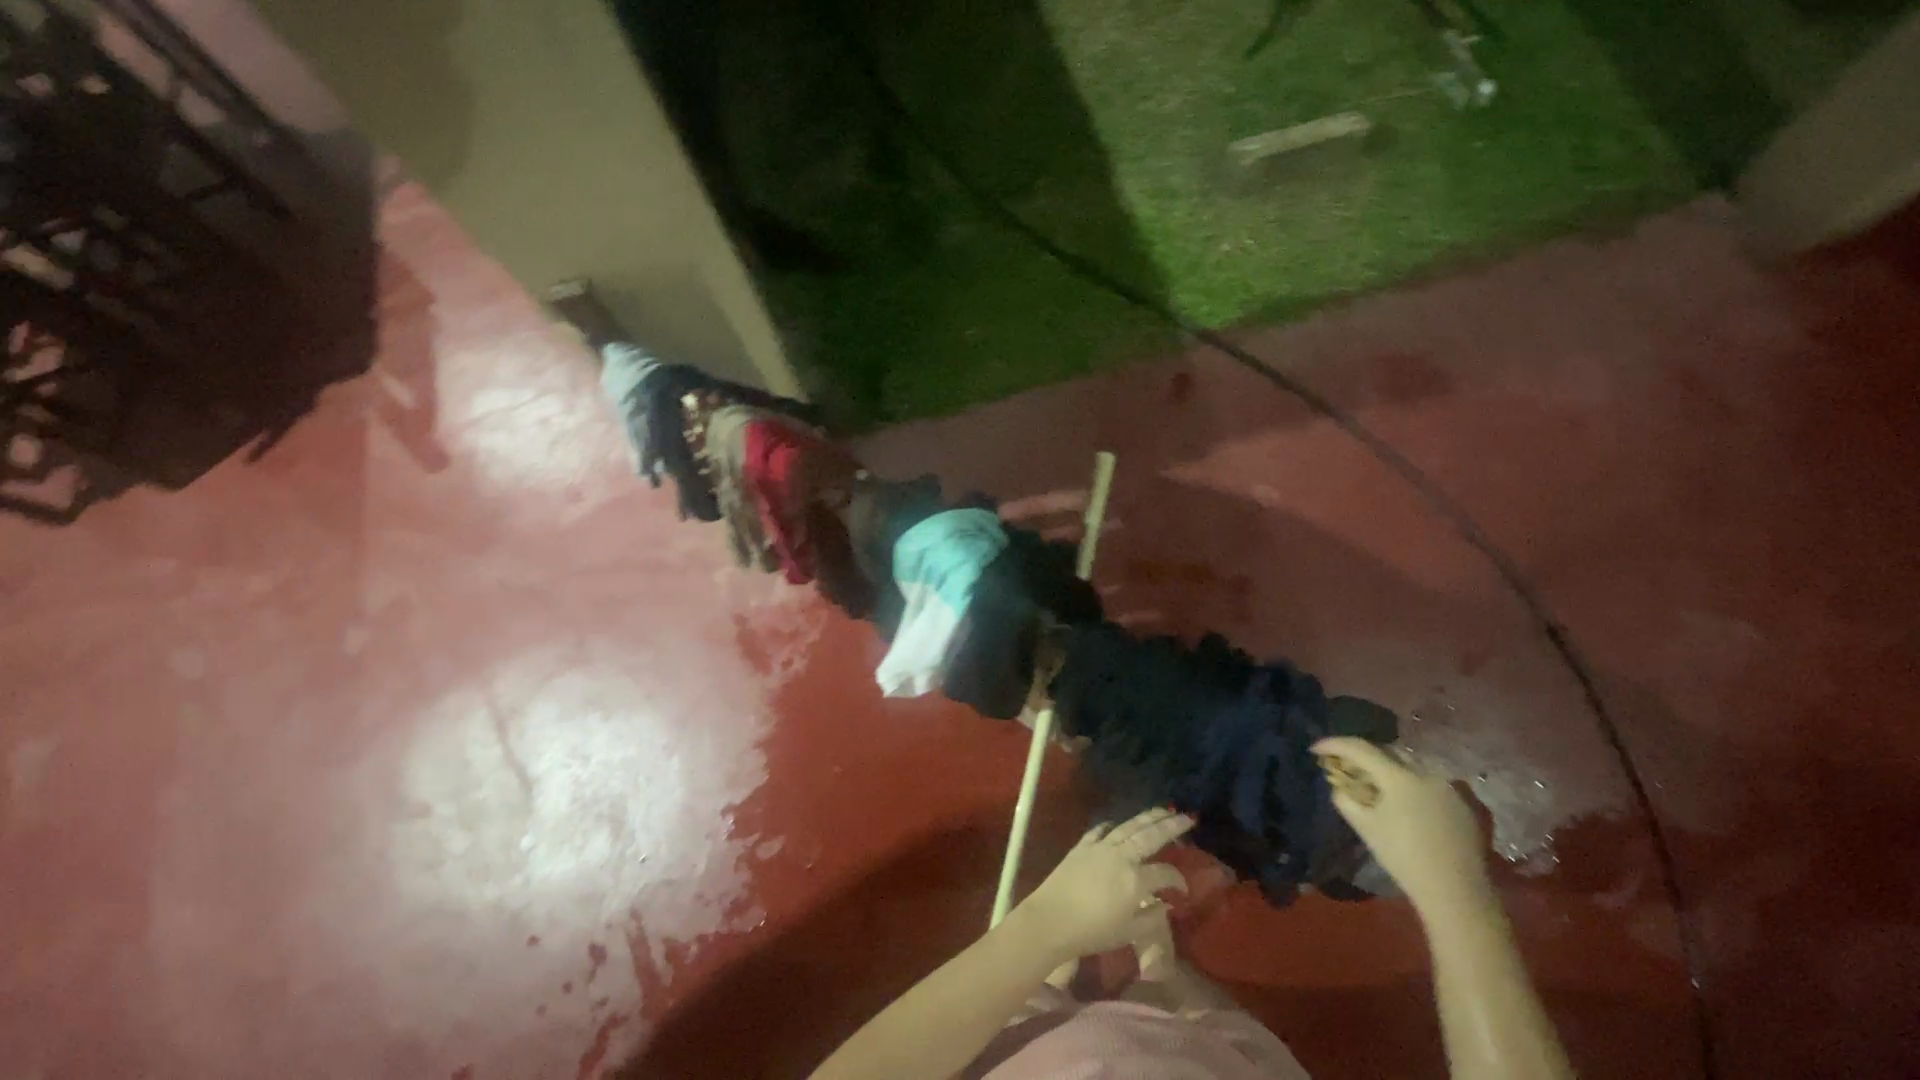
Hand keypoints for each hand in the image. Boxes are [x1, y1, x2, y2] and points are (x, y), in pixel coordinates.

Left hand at [1013, 808, 1193, 966]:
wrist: (1051, 920)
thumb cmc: (1092, 932)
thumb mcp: (1129, 933)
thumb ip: (1152, 917)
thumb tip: (1166, 904)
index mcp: (1136, 880)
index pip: (1165, 873)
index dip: (1178, 880)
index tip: (1183, 890)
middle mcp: (1121, 857)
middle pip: (1151, 836)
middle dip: (1171, 826)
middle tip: (1187, 818)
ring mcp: (1100, 848)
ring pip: (1128, 826)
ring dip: (1148, 816)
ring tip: (1163, 810)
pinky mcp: (1082, 846)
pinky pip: (1100, 830)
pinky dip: (1112, 825)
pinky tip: (1118, 823)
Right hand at [1312, 737, 1493, 919]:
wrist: (1456, 891)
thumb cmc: (1404, 858)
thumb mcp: (1366, 829)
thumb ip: (1346, 800)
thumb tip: (1340, 787)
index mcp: (1399, 777)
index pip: (1360, 749)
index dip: (1335, 744)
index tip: (1316, 749)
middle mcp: (1428, 773)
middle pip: (1390, 752)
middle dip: (1368, 756)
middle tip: (1351, 768)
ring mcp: (1453, 786)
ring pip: (1417, 766)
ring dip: (1395, 770)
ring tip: (1384, 786)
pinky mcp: (1470, 802)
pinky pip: (1438, 783)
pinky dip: (1420, 786)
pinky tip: (1416, 804)